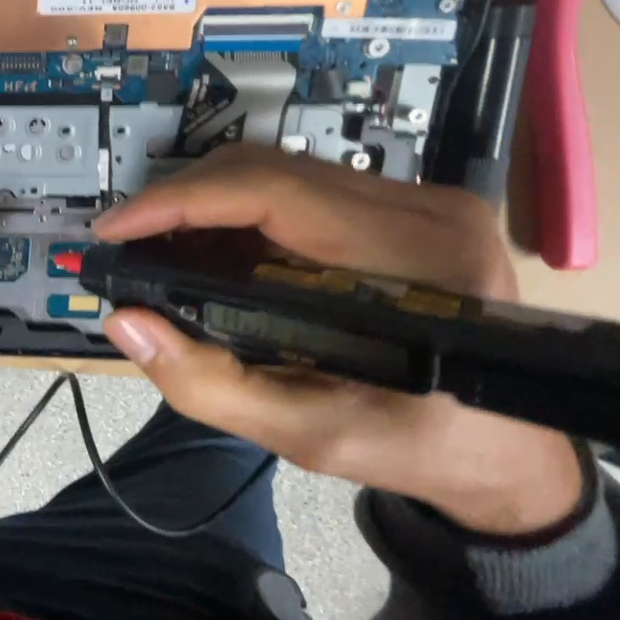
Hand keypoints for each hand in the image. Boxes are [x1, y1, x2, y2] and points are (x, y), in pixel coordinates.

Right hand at [93, 145, 584, 537]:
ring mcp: (417, 201)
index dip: (179, 201)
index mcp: (414, 262)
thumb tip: (123, 320)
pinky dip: (230, 212)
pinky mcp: (400, 206)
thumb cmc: (416, 447)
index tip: (114, 230)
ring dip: (200, 204)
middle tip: (125, 246)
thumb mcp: (307, 433)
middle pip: (264, 169)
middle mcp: (424, 211)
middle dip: (177, 201)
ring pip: (271, 169)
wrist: (506, 451)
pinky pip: (291, 186)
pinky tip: (202, 249)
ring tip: (154, 249)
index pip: (273, 193)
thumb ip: (209, 384)